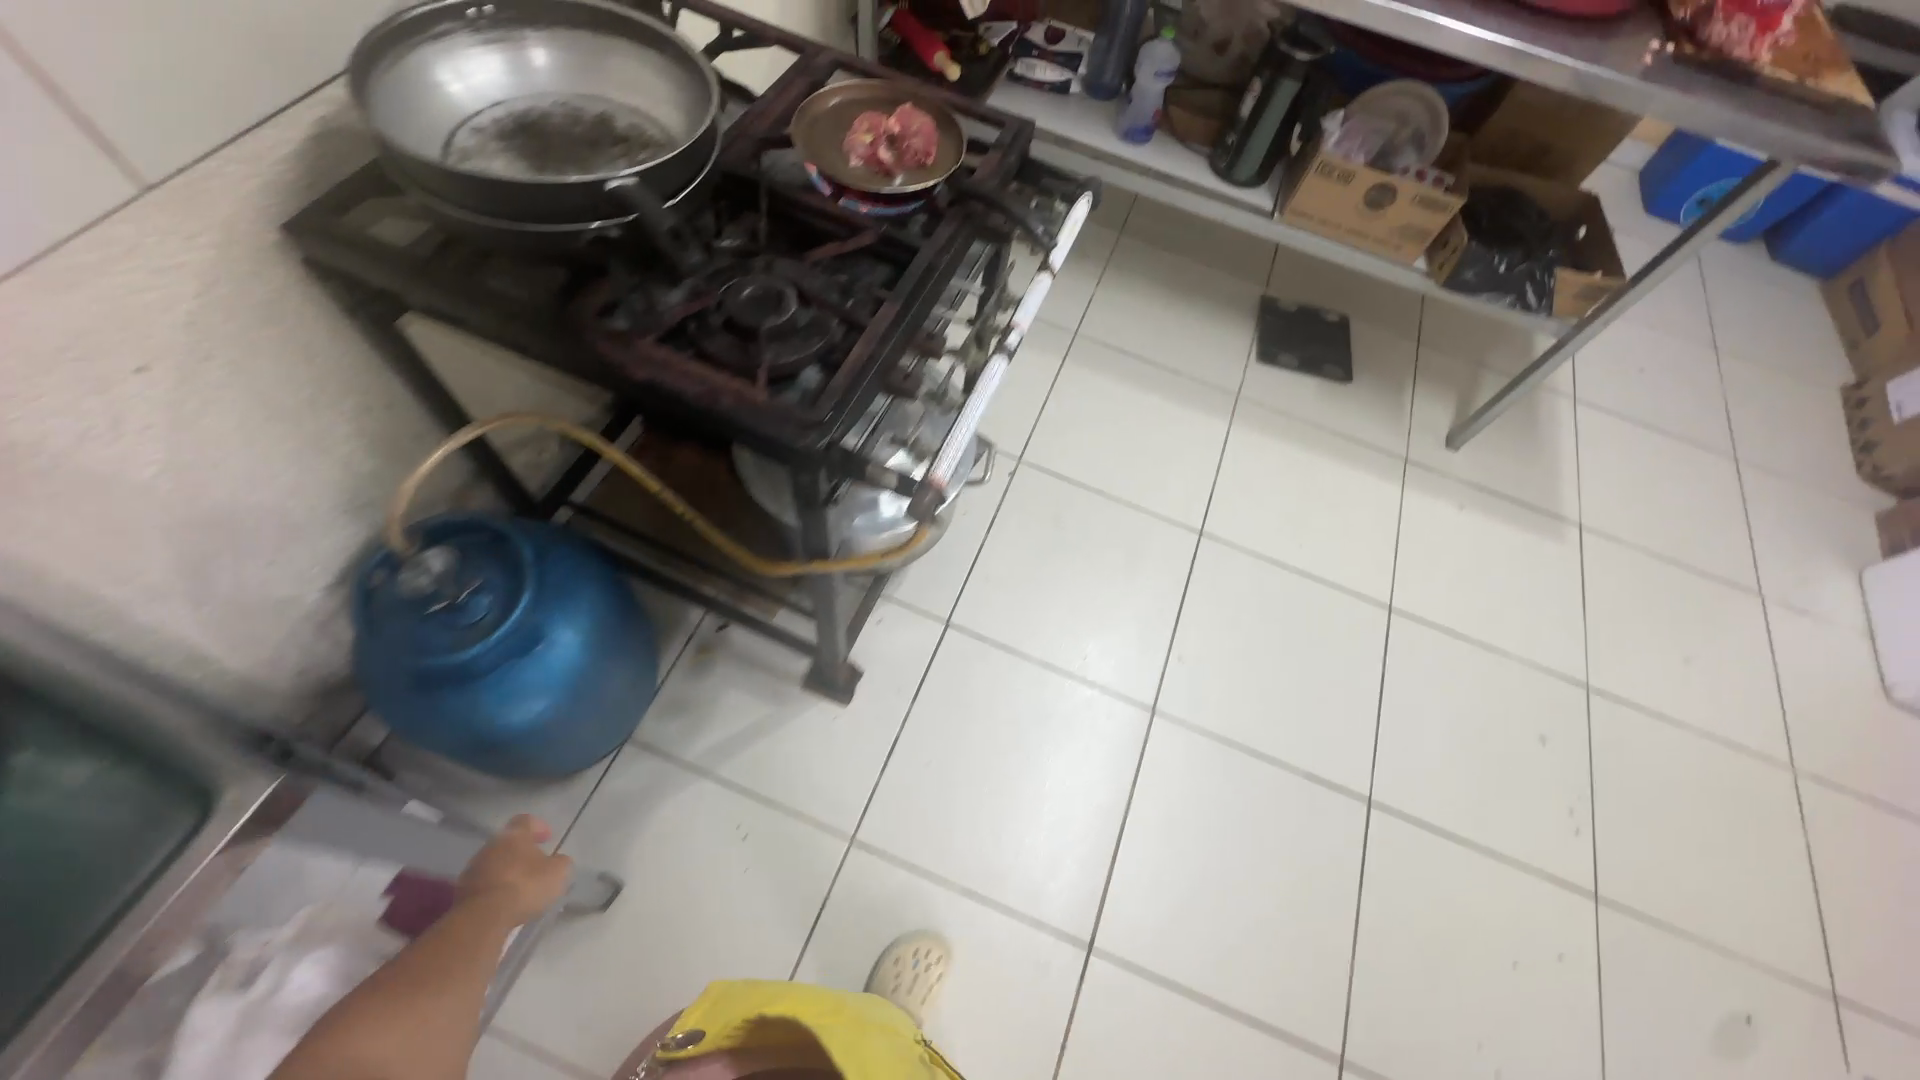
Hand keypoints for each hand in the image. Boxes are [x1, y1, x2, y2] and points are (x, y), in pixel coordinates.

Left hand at [456, 814, 571, 924]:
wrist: (483, 917)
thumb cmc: (526, 886)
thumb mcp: (558, 872)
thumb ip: (561, 862)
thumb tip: (557, 861)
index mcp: (515, 835)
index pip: (525, 820)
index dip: (538, 826)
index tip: (548, 838)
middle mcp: (491, 845)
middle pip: (507, 842)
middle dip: (521, 852)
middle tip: (535, 865)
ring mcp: (473, 868)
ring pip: (493, 862)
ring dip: (506, 870)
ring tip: (520, 886)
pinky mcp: (462, 890)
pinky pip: (483, 882)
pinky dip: (495, 887)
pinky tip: (505, 901)